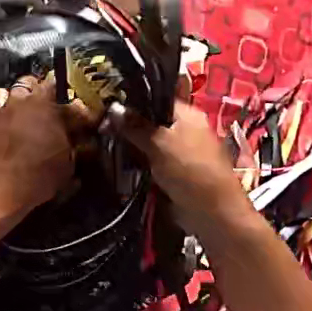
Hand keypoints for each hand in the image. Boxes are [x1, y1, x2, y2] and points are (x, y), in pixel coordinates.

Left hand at [0, 74, 95, 221]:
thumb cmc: (36, 178)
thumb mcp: (66, 167)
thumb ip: (73, 150)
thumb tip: (76, 147)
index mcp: (57, 111)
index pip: (77, 106)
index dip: (84, 115)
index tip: (86, 123)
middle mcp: (33, 102)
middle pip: (48, 85)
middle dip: (56, 94)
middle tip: (59, 109)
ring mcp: (11, 106)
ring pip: (22, 85)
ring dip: (29, 92)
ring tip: (33, 106)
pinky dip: (5, 102)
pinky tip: (9, 113)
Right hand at [110, 99, 249, 234]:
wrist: (211, 212)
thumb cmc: (188, 170)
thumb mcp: (158, 143)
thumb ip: (135, 126)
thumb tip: (112, 108)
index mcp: (187, 114)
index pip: (156, 98)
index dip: (131, 101)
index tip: (105, 105)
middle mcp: (184, 129)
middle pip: (150, 122)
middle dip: (127, 126)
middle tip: (100, 126)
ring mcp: (179, 152)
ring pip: (148, 144)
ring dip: (130, 147)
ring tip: (103, 143)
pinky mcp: (174, 173)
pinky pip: (150, 162)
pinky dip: (137, 164)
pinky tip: (118, 163)